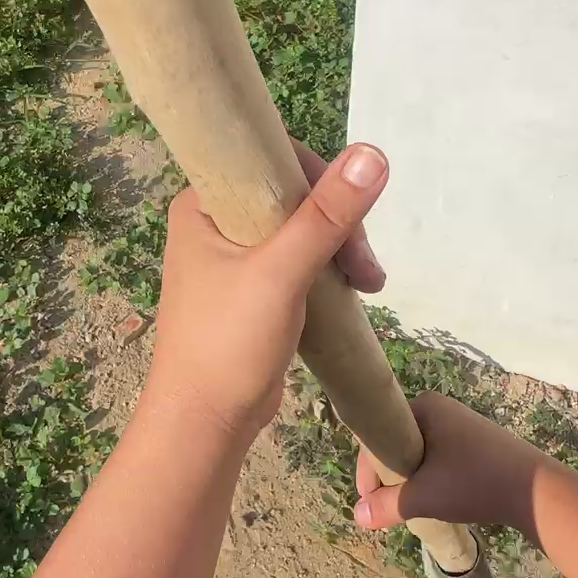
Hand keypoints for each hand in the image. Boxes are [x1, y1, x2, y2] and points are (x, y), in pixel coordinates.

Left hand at [144, 142, 390, 444]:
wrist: (204, 423)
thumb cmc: (229, 341)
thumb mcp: (281, 273)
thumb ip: (326, 215)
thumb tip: (373, 154)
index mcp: (204, 202)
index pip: (271, 158)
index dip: (320, 178)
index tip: (352, 216)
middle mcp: (215, 220)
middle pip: (292, 194)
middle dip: (338, 223)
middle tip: (365, 268)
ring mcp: (233, 254)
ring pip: (300, 226)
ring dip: (339, 247)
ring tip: (369, 284)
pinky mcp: (252, 284)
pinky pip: (298, 256)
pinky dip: (327, 267)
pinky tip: (354, 288)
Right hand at [351, 392, 551, 534]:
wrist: (534, 490)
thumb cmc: (474, 483)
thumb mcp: (423, 497)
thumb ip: (386, 506)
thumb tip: (357, 516)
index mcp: (423, 406)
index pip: (378, 434)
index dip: (367, 470)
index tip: (367, 501)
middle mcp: (438, 407)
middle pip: (396, 441)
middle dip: (388, 474)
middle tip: (387, 505)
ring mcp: (459, 422)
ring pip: (418, 450)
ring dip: (409, 476)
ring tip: (409, 505)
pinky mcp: (474, 439)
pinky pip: (437, 454)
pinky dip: (430, 475)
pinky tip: (436, 497)